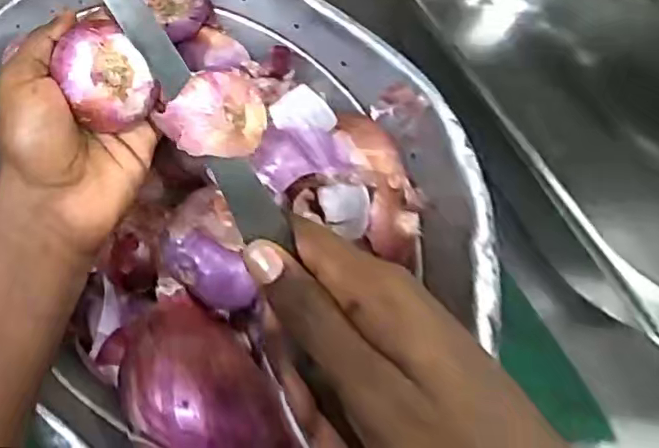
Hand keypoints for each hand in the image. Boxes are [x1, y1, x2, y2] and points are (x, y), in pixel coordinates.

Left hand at [0, 12, 157, 258]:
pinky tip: (189, 66)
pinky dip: (176, 90)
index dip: (101, 20)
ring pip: (145, 76)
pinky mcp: (147, 135)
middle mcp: (91, 88)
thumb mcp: (19, 80)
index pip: (84, 38)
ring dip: (159, 57)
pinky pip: (165, 107)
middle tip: (162, 11)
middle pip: (118, 53)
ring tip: (180, 30)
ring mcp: (121, 111)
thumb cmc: (30, 136)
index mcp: (58, 73)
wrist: (55, 200)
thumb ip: (41, 44)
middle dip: (135, 34)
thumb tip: (70, 14)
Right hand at [245, 216, 565, 447]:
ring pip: (320, 326)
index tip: (246, 300)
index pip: (293, 229)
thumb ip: (311, 315)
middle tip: (298, 390)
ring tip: (331, 425)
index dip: (260, 254)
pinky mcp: (412, 355)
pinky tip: (350, 430)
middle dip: (288, 336)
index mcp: (374, 284)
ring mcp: (402, 323)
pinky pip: (350, 354)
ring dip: (311, 373)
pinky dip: (339, 390)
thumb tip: (254, 246)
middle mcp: (386, 290)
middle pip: (302, 285)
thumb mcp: (372, 391)